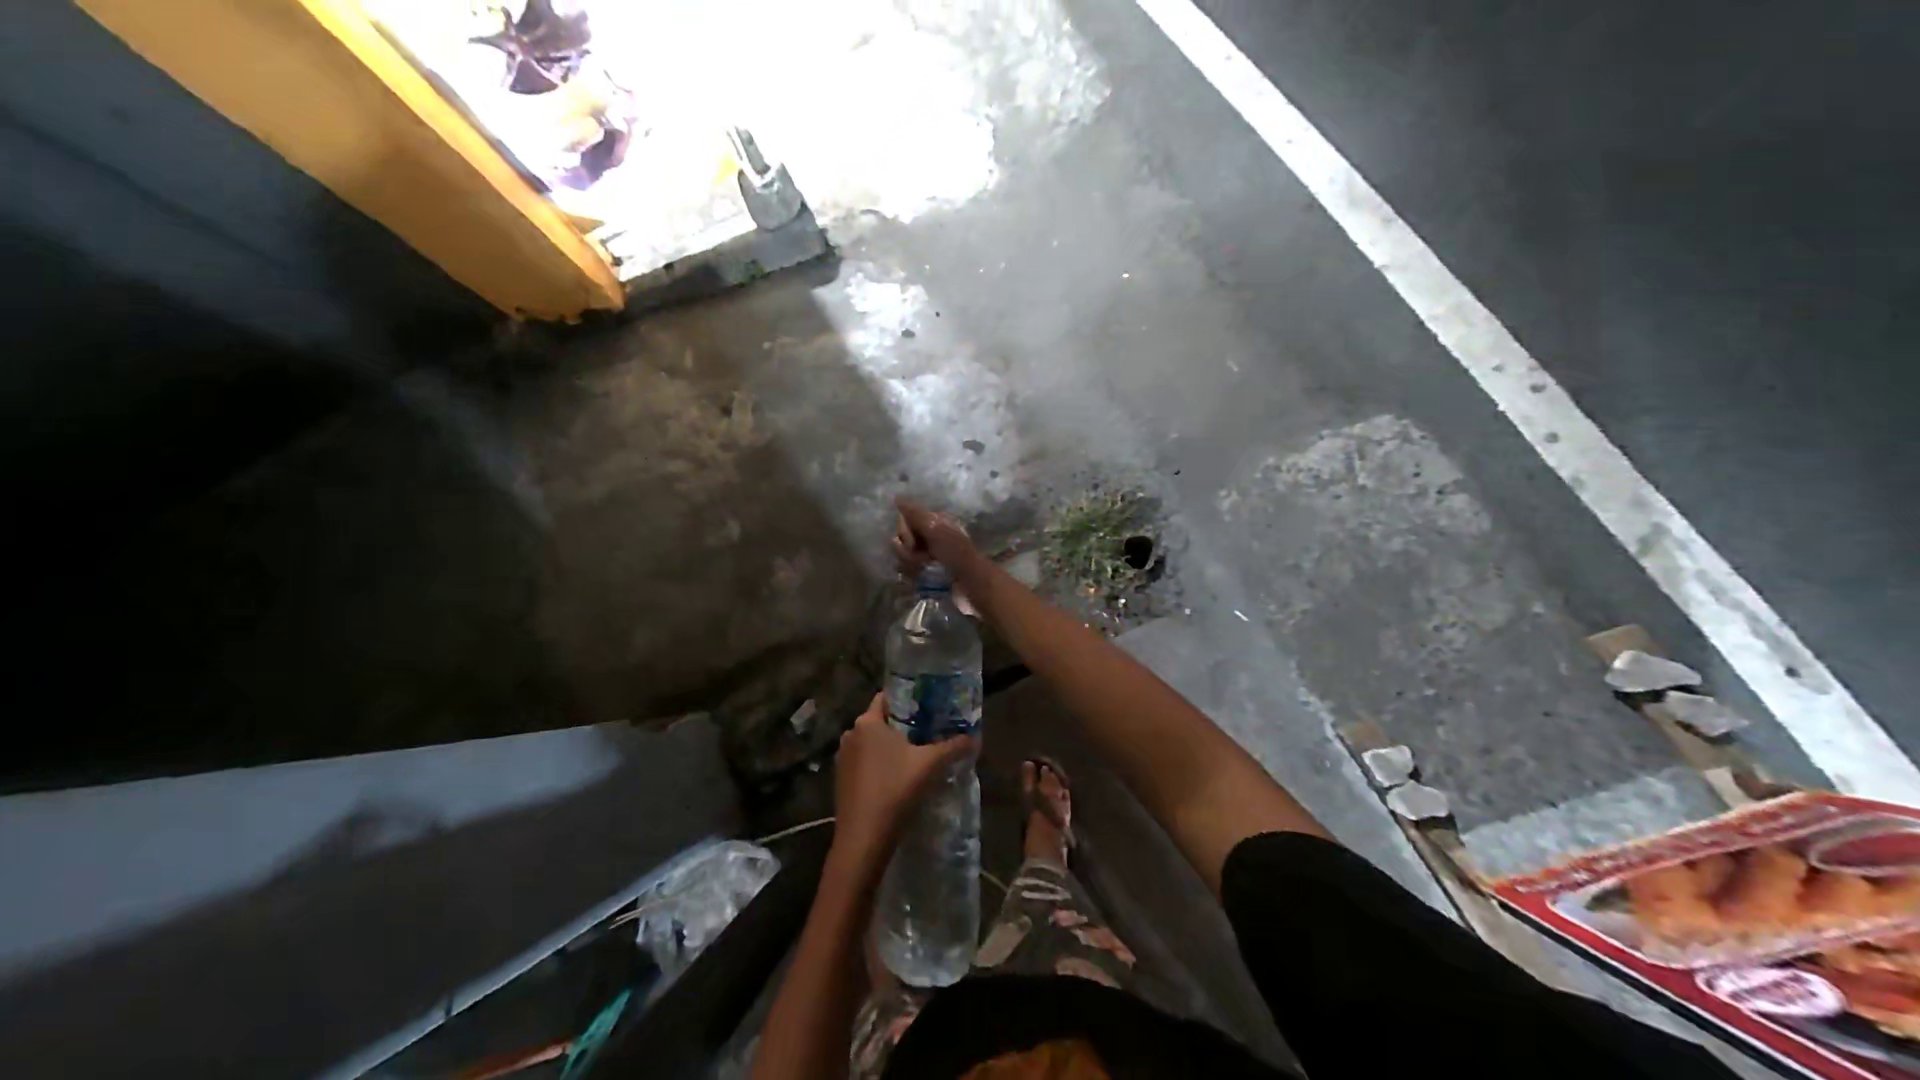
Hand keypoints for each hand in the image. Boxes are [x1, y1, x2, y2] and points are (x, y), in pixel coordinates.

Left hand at [832, 692, 976, 864]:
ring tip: (917, 756)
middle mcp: (850, 735)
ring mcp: (843, 759)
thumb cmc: (895, 790)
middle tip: (930, 731)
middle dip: (903, 726)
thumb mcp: (930, 765)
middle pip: (881, 721)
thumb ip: (954, 747)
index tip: (928, 706)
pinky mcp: (841, 781)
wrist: (863, 839)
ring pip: (872, 744)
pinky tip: (898, 779)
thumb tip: (975, 737)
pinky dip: (880, 766)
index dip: (908, 699)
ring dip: (891, 748)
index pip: (887, 698)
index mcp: (867, 722)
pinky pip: (864, 763)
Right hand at [893, 500, 985, 584]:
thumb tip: (897, 497)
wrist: (970, 581)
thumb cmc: (955, 553)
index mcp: (934, 520)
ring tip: (924, 566)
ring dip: (910, 561)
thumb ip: (915, 514)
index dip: (904, 531)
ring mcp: (928, 552)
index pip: (906, 519)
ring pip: (904, 553)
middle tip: (922, 557)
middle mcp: (930, 533)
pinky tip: (921, 573)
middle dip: (906, 549)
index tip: (912, 542)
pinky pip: (909, 566)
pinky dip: (912, 570)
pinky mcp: (927, 569)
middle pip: (903, 537)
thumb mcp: (935, 530)